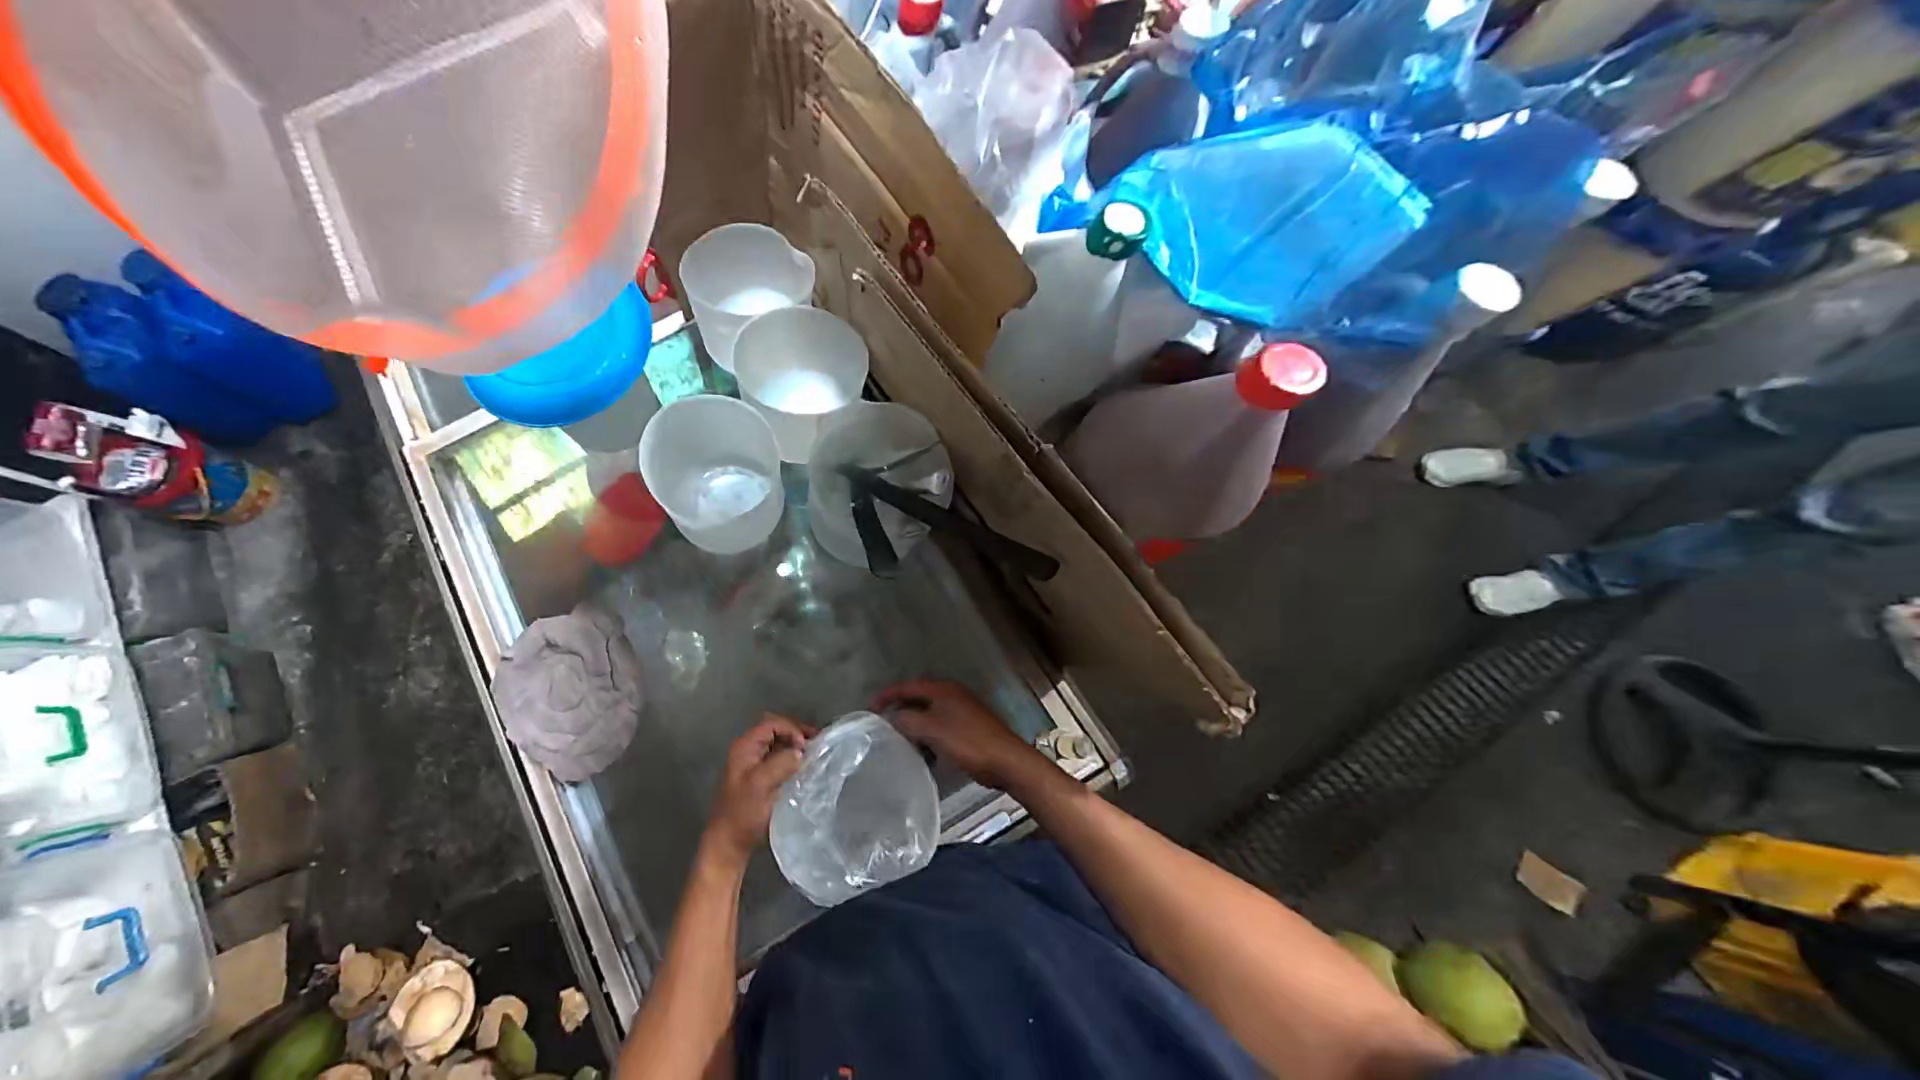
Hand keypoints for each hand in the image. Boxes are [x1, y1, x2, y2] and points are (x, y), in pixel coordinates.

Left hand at [703, 714, 811, 867]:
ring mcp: (752, 764)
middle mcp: (747, 751)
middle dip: (797, 733)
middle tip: (817, 743)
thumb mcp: (761, 786)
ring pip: (778, 744)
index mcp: (744, 748)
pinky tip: (804, 767)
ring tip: (814, 754)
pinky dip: (792, 757)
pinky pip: (778, 758)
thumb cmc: (742, 814)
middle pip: (775, 729)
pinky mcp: (759, 777)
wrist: (728, 844)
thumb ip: (780, 763)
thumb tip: (801, 751)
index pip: (771, 724)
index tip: (806, 746)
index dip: (791, 729)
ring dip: (795, 745)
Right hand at [874, 679, 1047, 791]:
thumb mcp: (931, 730)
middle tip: (880, 724)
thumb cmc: (967, 742)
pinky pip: (939, 728)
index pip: (908, 686)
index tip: (868, 708)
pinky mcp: (968, 729)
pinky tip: (922, 753)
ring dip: (913, 725)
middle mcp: (953, 695)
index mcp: (943, 690)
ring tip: (897, 741)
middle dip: (899, 709)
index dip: (887, 695)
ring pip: (929, 714)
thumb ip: (907, 720)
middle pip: (918, 698)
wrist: (1005, 761)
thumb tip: (891, 717)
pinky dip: (927, 737)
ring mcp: (962, 712)